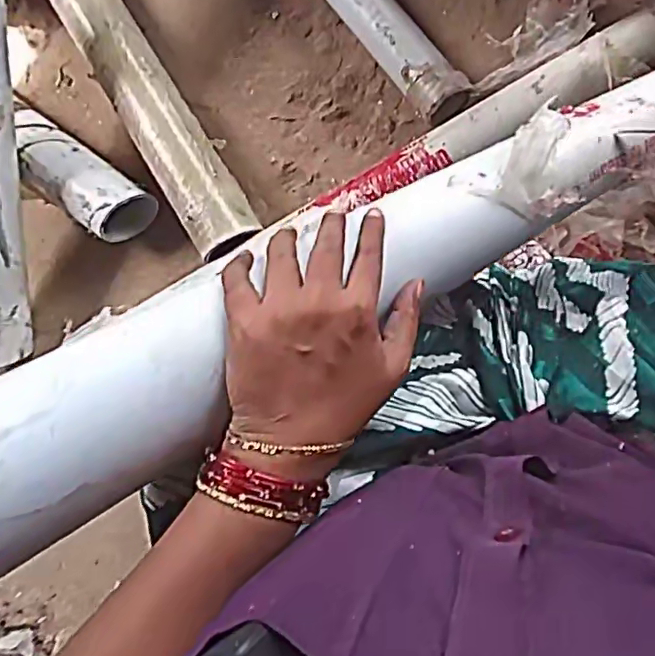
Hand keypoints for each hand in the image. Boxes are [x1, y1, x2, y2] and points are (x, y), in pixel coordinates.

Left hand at [219, 210, 423, 471]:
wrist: (290, 442)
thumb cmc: (345, 405)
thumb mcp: (394, 366)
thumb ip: (407, 320)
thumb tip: (416, 285)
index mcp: (358, 310)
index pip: (368, 255)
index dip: (371, 230)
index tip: (372, 216)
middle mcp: (319, 301)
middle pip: (326, 244)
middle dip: (332, 222)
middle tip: (333, 213)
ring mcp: (279, 309)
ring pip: (282, 252)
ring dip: (289, 236)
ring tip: (291, 232)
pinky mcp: (245, 323)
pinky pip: (237, 280)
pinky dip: (241, 263)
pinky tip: (247, 257)